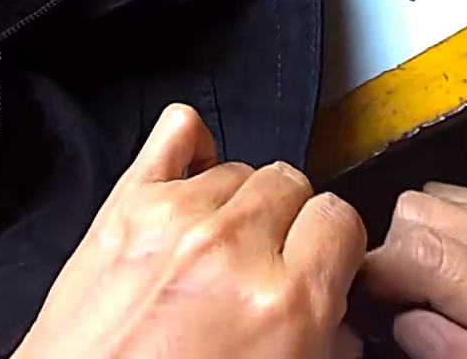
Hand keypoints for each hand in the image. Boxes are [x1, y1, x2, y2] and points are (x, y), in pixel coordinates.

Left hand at [13, 103, 366, 358]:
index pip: (340, 218)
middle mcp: (233, 249)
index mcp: (285, 305)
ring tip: (210, 257)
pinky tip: (190, 187)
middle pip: (292, 183)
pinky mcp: (126, 206)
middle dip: (284, 227)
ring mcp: (176, 218)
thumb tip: (339, 310)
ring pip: (242, 168)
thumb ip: (325, 348)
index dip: (333, 246)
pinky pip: (181, 129)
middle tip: (259, 271)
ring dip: (236, 207)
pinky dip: (191, 149)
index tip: (319, 264)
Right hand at [360, 183, 466, 358]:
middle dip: (395, 254)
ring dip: (419, 238)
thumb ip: (462, 358)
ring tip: (432, 291)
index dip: (378, 271)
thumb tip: (403, 316)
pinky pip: (466, 197)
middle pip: (421, 210)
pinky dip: (447, 227)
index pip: (427, 253)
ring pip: (437, 195)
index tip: (361, 300)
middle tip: (401, 304)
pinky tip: (461, 271)